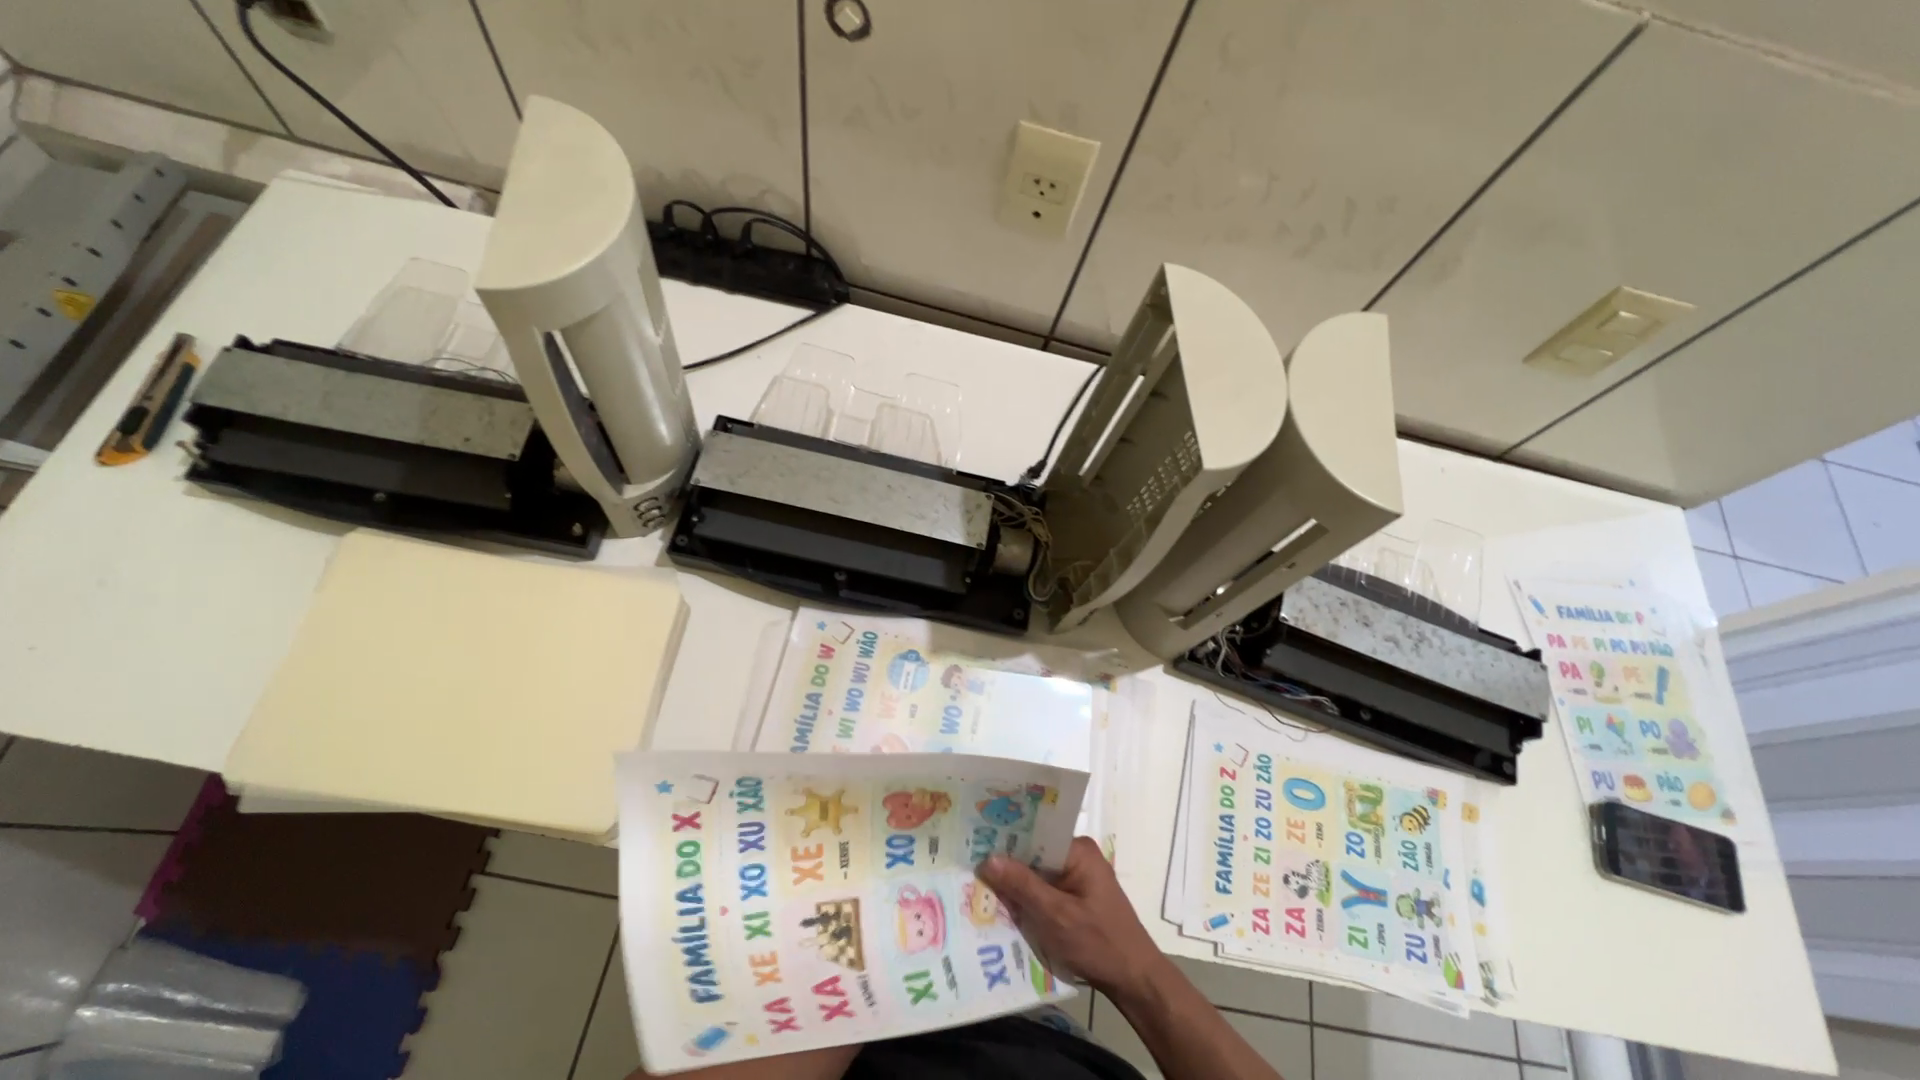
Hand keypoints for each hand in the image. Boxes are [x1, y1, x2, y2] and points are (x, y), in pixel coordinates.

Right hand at [976, 836, 1169, 1001]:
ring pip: (1037, 875)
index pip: (1034, 835)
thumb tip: (988, 858)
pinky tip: (1003, 907)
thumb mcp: (1055, 915)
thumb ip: (1022, 885)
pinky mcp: (1075, 899)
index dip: (1004, 840)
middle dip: (1006, 865)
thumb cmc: (1098, 943)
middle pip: (1033, 855)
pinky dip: (1028, 900)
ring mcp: (1078, 878)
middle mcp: (1078, 857)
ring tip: (977, 886)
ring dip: (1015, 885)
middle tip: (968, 868)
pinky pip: (1045, 891)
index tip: (973, 845)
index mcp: (1078, 850)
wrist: (1134, 979)